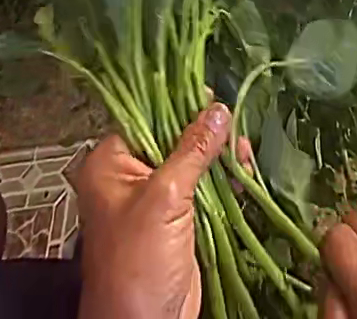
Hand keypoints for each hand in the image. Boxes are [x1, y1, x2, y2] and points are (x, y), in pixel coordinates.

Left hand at [72, 102, 230, 318]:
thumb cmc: (137, 264)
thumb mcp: (165, 199)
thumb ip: (193, 151)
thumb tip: (219, 109)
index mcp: (112, 162)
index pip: (146, 114)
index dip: (178, 102)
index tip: (210, 94)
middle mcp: (130, 173)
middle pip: (172, 135)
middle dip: (206, 131)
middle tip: (235, 126)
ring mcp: (155, 196)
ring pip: (191, 159)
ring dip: (219, 154)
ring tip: (244, 151)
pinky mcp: (176, 216)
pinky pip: (201, 185)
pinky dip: (222, 178)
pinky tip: (242, 172)